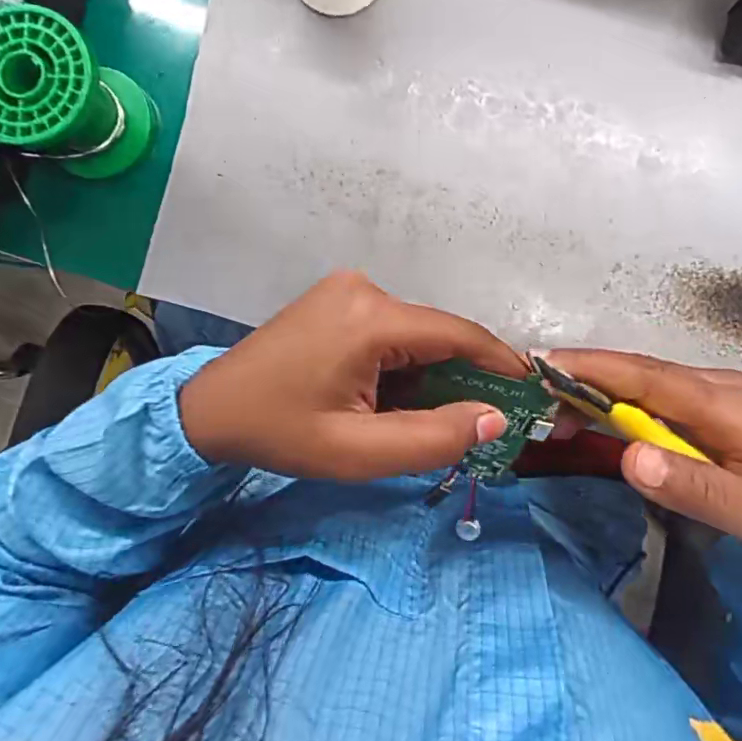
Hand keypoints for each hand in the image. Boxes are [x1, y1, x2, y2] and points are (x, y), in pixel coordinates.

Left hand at [180, 272, 527, 480]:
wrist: (211, 409)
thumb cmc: (279, 432)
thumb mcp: (358, 451)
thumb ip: (433, 438)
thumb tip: (495, 418)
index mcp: (370, 318)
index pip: (459, 335)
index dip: (501, 368)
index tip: (530, 400)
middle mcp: (363, 289)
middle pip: (436, 336)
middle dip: (459, 381)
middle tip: (470, 430)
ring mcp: (344, 290)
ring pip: (413, 336)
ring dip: (425, 377)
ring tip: (412, 422)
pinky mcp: (334, 300)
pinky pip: (387, 331)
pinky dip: (399, 365)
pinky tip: (384, 400)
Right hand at [544, 350, 741, 582]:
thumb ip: (701, 489)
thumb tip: (628, 456)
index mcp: (729, 405)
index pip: (644, 376)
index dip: (589, 367)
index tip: (538, 364)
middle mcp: (719, 391)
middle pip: (635, 374)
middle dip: (578, 380)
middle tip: (529, 400)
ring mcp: (718, 402)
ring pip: (640, 387)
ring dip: (593, 396)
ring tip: (549, 416)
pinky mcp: (716, 420)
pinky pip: (654, 405)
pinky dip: (615, 410)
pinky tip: (594, 425)